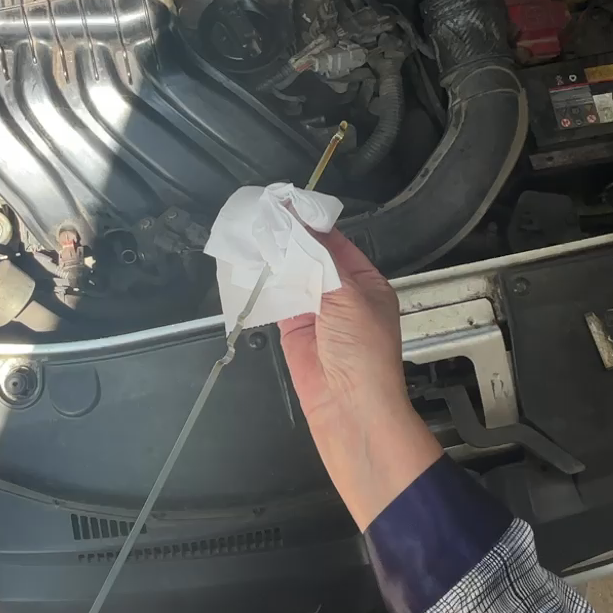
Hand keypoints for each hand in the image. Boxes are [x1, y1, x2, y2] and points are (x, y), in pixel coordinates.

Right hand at [279, 229, 441, 529]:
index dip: (310, 223)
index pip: (334, 242)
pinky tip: (248, 268)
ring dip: (273, 260)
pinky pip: (276, 301)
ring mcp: (315, 312)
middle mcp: (340, 294)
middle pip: (309, 256)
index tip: (285, 204)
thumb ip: (321, 259)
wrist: (350, 409)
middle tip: (261, 216)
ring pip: (291, 276)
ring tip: (251, 235)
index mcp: (364, 281)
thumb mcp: (348, 296)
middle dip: (288, 240)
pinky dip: (263, 286)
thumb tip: (300, 225)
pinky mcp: (293, 329)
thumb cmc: (363, 353)